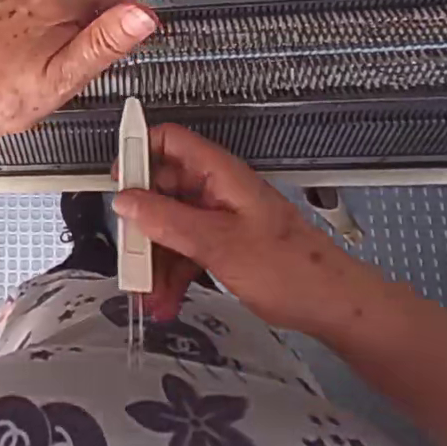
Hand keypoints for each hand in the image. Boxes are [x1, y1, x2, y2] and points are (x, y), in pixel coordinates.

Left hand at [0, 0, 158, 153]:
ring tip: (80, 44)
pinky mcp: (1, 0)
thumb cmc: (2, 98)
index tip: (132, 33)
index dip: (129, 8)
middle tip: (109, 40)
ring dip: (84, 3)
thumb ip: (105, 41)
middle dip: (108, 3)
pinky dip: (59, 6)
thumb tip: (140, 15)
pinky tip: (52, 39)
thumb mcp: (65, 77)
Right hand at [113, 124, 380, 336]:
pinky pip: (184, 250)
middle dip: (141, 227)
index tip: (116, 182)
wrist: (330, 304)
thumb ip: (167, 219)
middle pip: (160, 191)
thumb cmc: (287, 267)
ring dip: (155, 261)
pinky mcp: (220, 243)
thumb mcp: (218, 243)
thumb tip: (124, 200)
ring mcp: (217, 217)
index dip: (138, 153)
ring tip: (149, 297)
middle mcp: (214, 189)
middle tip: (130, 258)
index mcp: (218, 173)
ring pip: (168, 226)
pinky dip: (172, 274)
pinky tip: (166, 302)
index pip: (169, 141)